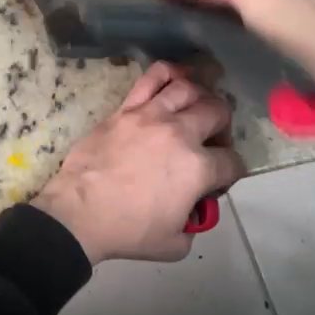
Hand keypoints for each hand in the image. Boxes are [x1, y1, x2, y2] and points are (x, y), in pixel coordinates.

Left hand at [32, 62, 244, 265]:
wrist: (81, 210)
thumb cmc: (129, 230)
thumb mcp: (177, 242)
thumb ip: (195, 221)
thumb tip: (193, 205)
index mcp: (198, 168)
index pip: (233, 162)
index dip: (231, 173)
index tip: (218, 181)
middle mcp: (180, 133)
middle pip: (217, 113)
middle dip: (223, 127)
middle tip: (212, 140)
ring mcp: (151, 115)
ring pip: (188, 88)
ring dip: (201, 96)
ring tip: (197, 108)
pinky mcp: (126, 108)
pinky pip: (151, 78)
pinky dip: (169, 72)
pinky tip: (177, 77)